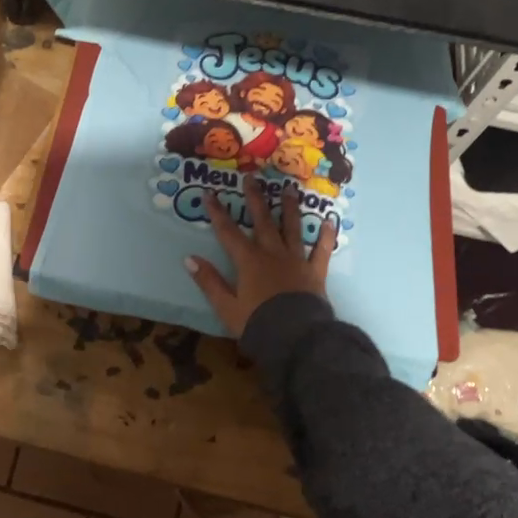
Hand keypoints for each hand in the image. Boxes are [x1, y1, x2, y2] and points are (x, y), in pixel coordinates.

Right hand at [185, 175, 338, 337]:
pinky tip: (328, 221)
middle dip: (255, 199)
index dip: (217, 212)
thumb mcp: (226, 307)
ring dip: (290, 207)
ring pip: (292, 228)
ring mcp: (296, 260)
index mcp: (249, 261)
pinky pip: (322, 250)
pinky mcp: (315, 272)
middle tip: (252, 178)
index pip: (228, 232)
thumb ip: (209, 282)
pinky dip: (326, 236)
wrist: (296, 338)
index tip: (210, 193)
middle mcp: (272, 253)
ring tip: (290, 189)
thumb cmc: (258, 324)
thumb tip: (189, 259)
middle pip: (262, 221)